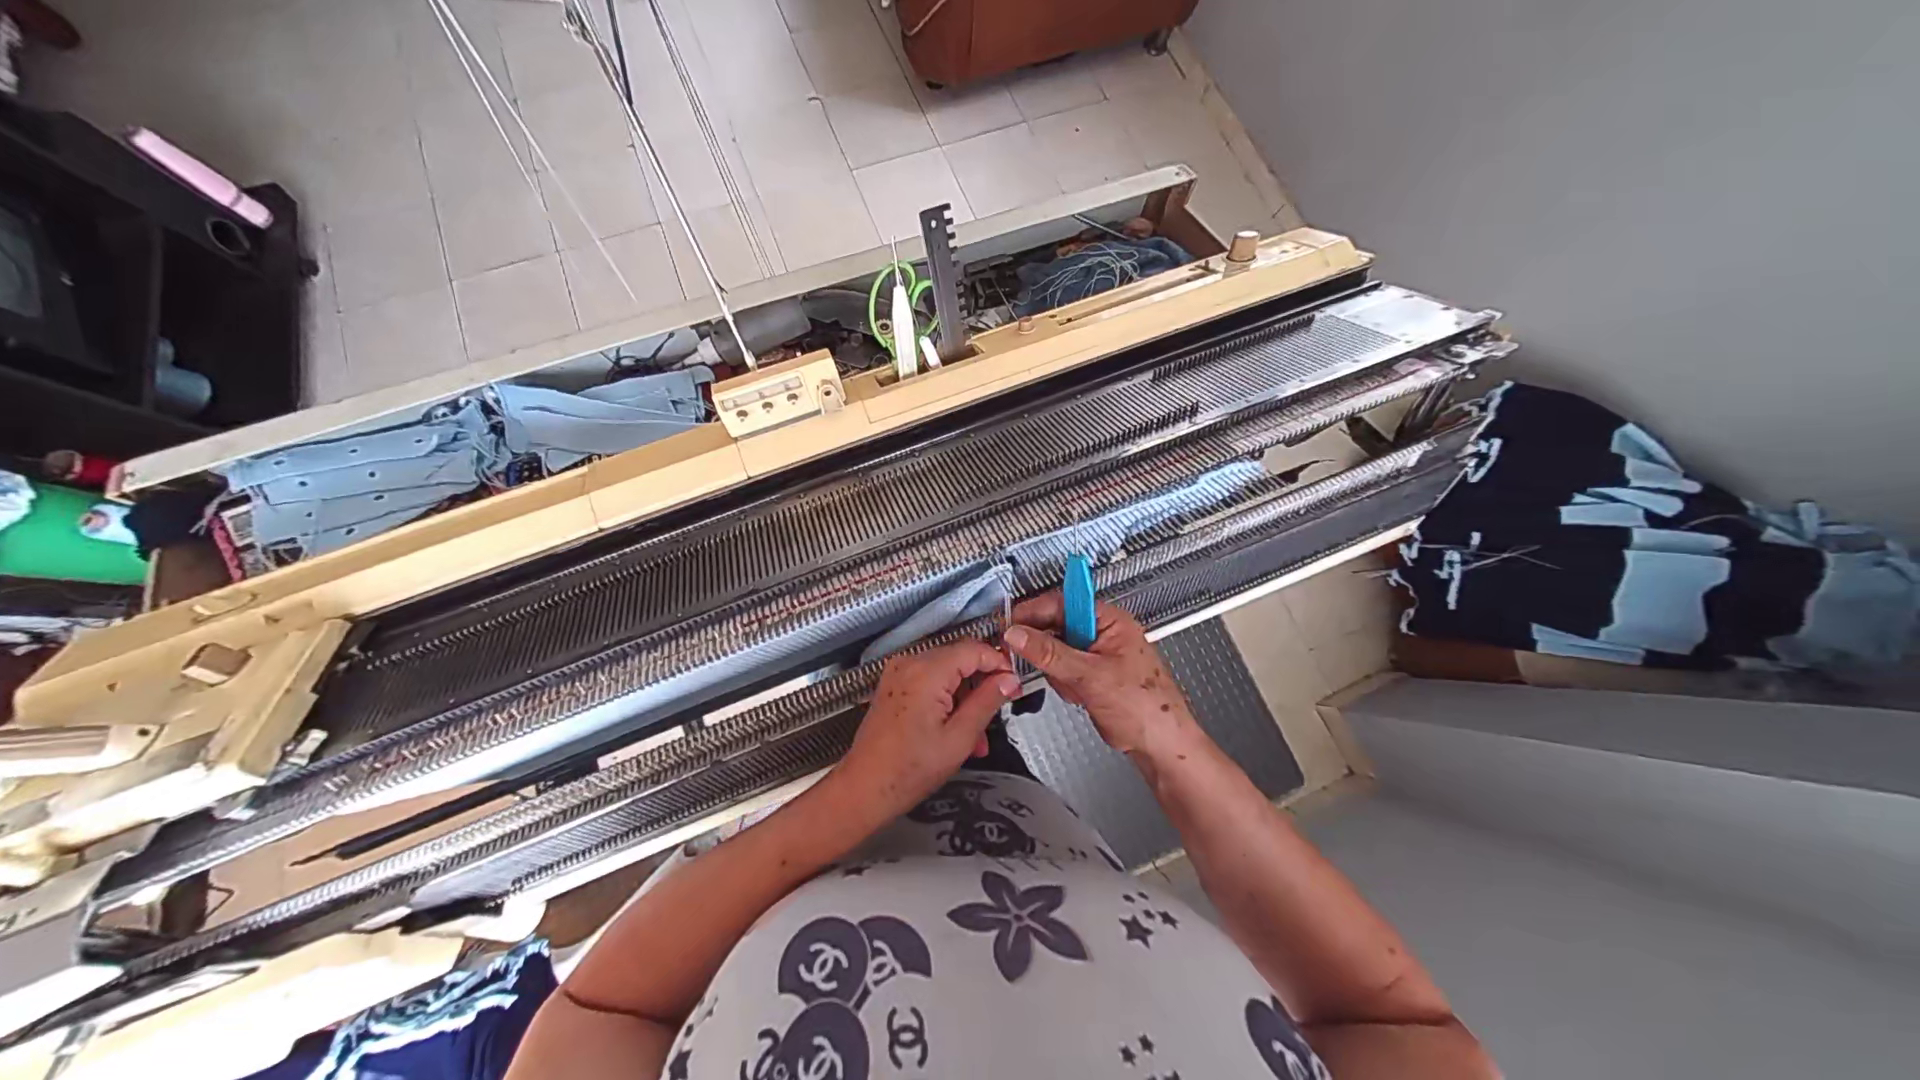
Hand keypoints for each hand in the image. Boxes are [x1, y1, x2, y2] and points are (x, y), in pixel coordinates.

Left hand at [832, 642, 1020, 822]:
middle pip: (960, 659)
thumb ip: (987, 702)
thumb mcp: (960, 737)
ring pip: (947, 673)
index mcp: (927, 671)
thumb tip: (1008, 680)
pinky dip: (947, 701)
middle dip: (982, 684)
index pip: (975, 649)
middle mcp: (910, 664)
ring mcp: (899, 674)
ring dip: (966, 698)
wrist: (864, 788)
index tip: (1013, 683)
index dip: (1000, 664)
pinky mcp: (894, 686)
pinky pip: (930, 682)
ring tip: (976, 736)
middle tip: (999, 709)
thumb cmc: (905, 770)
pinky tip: (955, 731)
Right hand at [1006, 595, 1201, 763]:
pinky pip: (1063, 670)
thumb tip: (1019, 635)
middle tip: (1044, 665)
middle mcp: (1104, 634)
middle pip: (1056, 627)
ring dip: (1058, 672)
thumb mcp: (1090, 675)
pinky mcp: (1091, 675)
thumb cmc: (1147, 708)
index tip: (1012, 624)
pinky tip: (1079, 696)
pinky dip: (1064, 684)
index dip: (1035, 612)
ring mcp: (1097, 655)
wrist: (1159, 745)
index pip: (1063, 602)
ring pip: (1056, 651)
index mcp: (1111, 621)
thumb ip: (1050, 653)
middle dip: (1049, 651)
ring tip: (1076, 688)